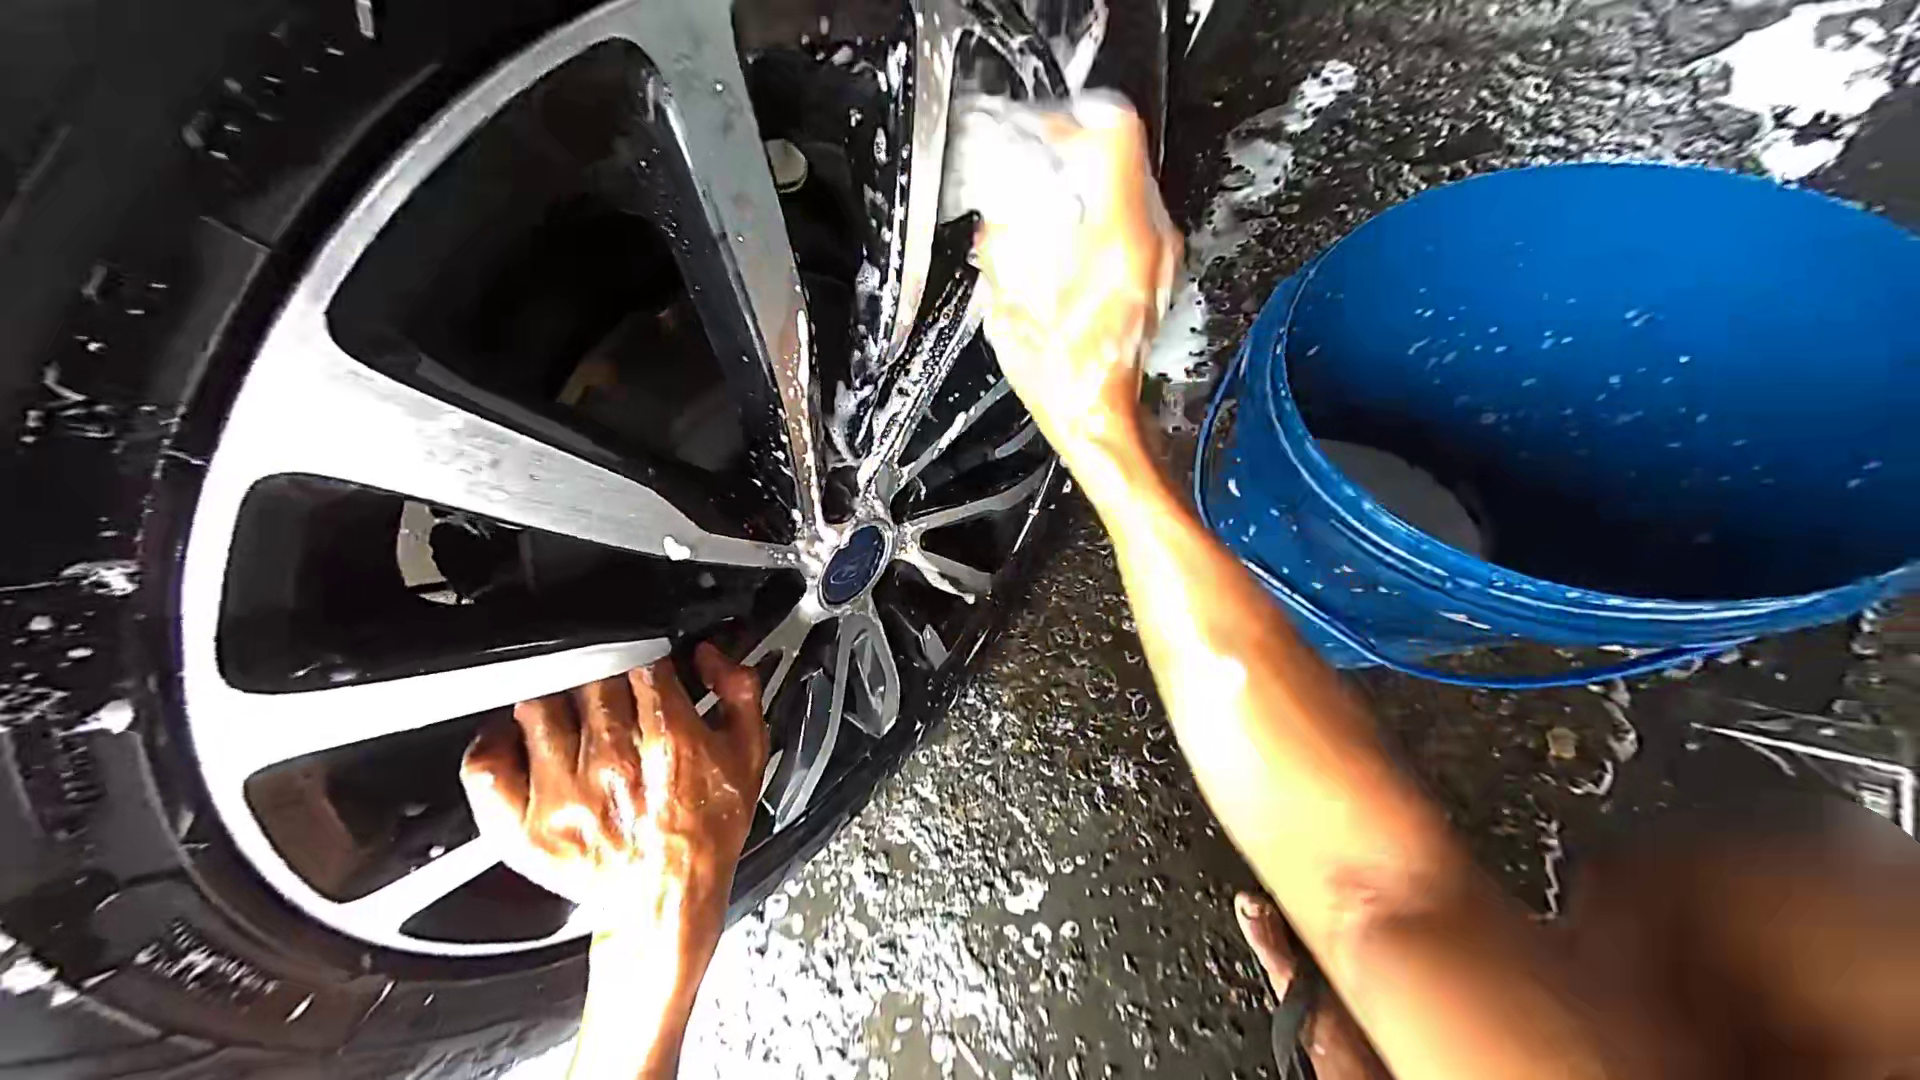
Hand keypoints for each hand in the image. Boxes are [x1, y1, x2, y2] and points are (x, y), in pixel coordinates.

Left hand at [459, 643, 769, 929]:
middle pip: (590, 676)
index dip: (648, 652)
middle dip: (607, 670)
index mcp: (670, 738)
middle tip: (618, 687)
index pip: (643, 661)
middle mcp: (613, 760)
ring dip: (559, 696)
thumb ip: (739, 691)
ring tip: (575, 708)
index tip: (651, 662)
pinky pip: (486, 762)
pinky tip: (519, 734)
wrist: (669, 900)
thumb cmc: (708, 829)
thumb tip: (709, 656)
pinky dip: (496, 738)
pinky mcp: (522, 825)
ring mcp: (561, 793)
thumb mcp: (749, 753)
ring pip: (538, 703)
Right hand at [971, 96, 1182, 467]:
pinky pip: (1131, 221)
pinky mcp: (1159, 273)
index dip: (1070, 124)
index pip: (1114, 133)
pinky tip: (1068, 248)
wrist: (1098, 415)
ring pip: (1126, 188)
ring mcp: (1162, 257)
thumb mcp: (1012, 310)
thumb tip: (1000, 216)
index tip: (1039, 140)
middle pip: (1119, 157)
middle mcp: (1150, 240)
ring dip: (1083, 190)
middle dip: (1070, 160)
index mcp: (1116, 239)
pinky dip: (1098, 219)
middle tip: (1033, 178)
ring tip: (1047, 217)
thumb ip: (1004, 249)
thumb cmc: (1064, 376)